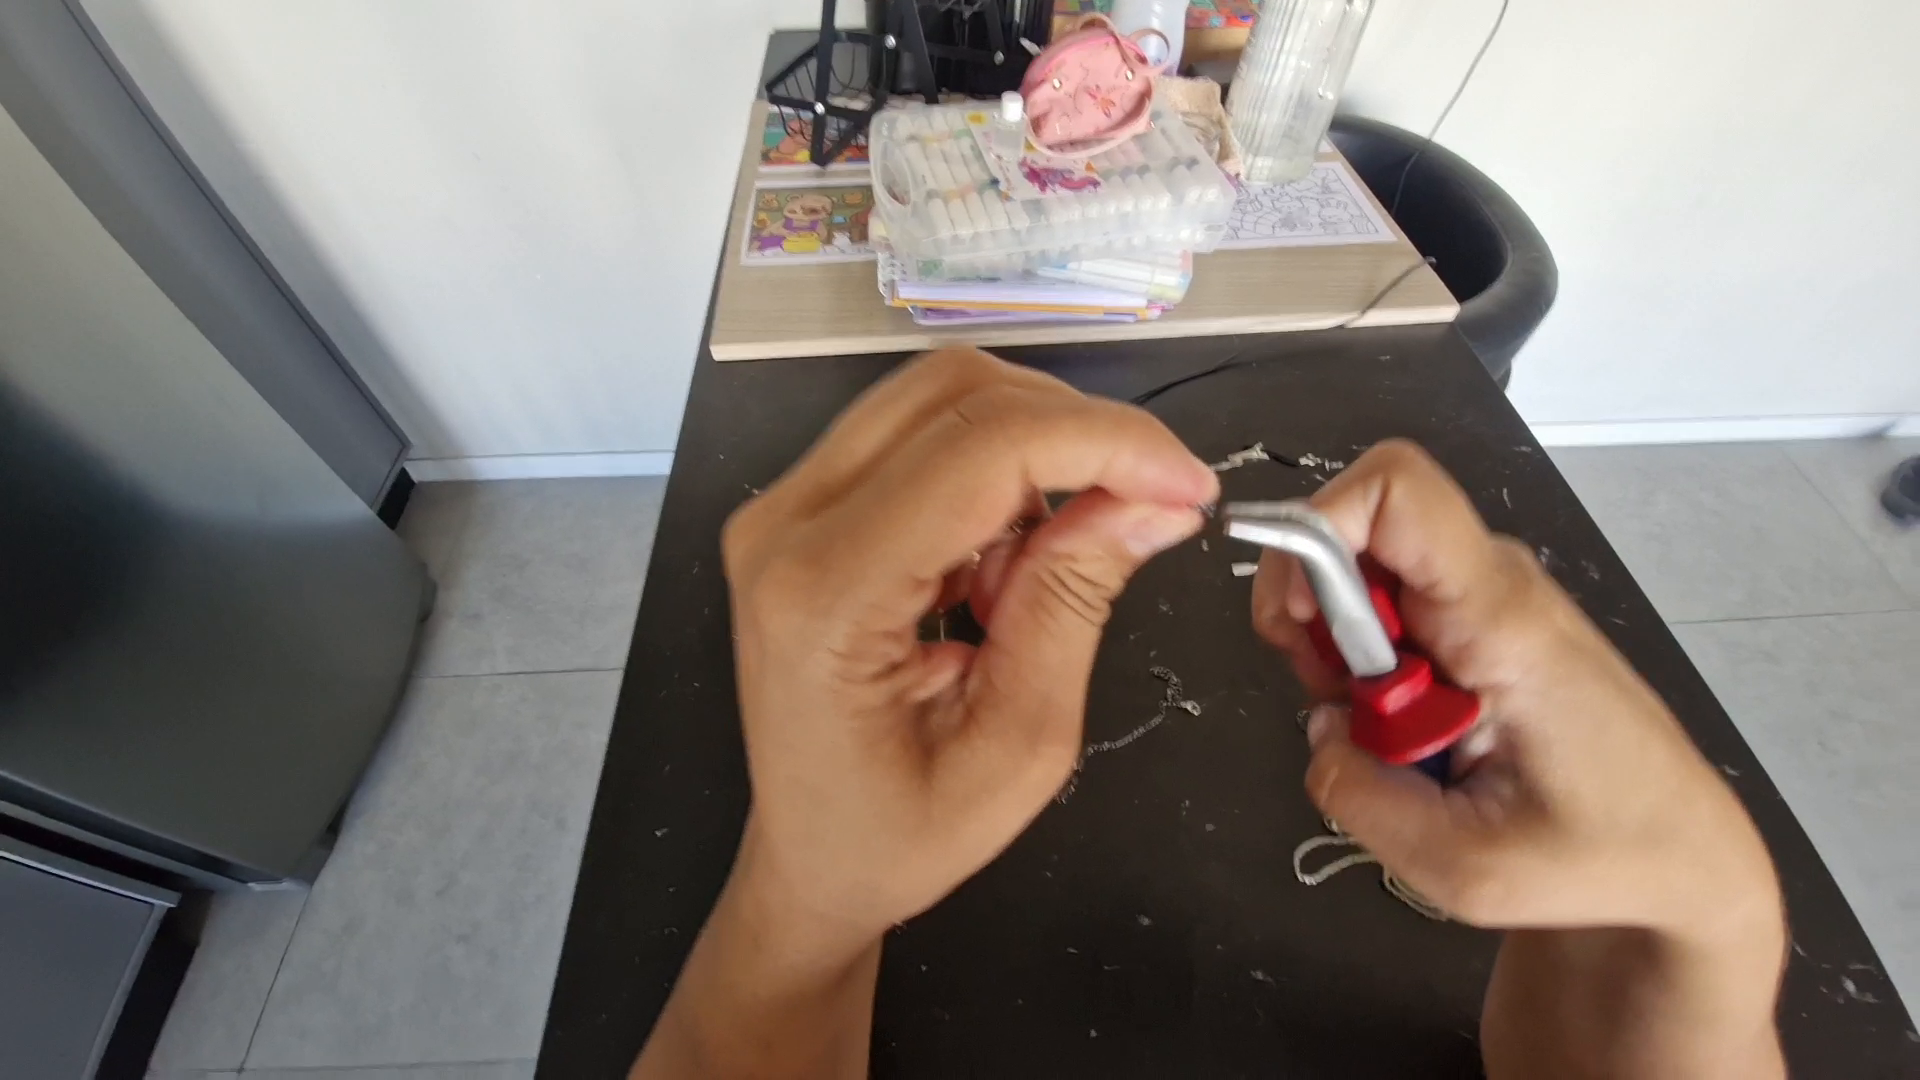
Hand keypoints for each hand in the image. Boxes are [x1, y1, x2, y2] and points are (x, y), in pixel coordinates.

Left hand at [722, 346, 1216, 952]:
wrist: (811, 852)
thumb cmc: (904, 832)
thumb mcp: (1018, 744)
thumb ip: (1076, 601)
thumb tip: (1154, 498)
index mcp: (825, 595)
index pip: (979, 450)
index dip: (1104, 443)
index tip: (1188, 483)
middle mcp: (785, 525)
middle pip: (954, 393)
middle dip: (1076, 430)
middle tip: (1144, 503)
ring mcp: (784, 507)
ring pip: (937, 396)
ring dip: (1033, 448)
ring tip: (1050, 558)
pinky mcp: (802, 507)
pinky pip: (917, 435)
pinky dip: (992, 471)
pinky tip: (1000, 557)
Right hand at [1251, 440, 1784, 1077]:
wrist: (1684, 860)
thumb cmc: (1598, 862)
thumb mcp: (1464, 867)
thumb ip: (1356, 792)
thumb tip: (1320, 728)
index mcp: (1497, 619)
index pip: (1396, 491)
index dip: (1316, 524)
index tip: (1302, 615)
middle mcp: (1487, 582)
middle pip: (1352, 529)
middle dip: (1305, 604)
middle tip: (1331, 692)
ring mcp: (1479, 595)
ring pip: (1354, 568)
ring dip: (1327, 638)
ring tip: (1370, 720)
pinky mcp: (1471, 617)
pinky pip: (1376, 600)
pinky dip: (1350, 651)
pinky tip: (1386, 711)